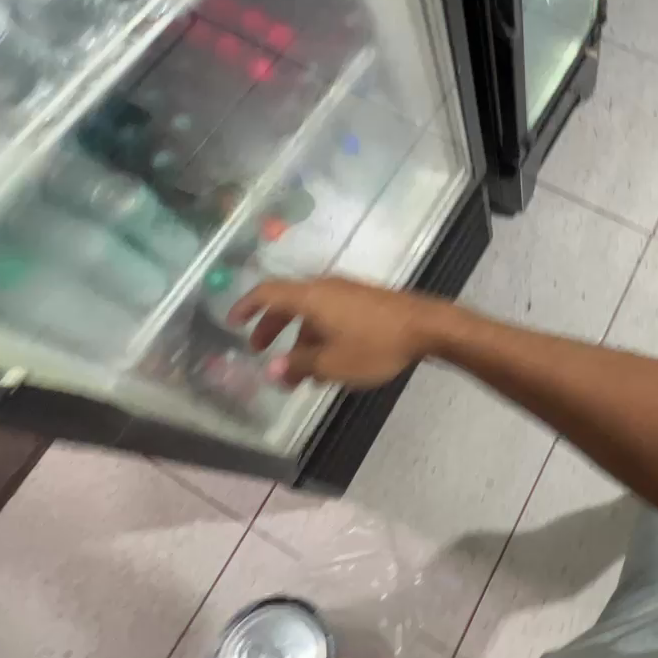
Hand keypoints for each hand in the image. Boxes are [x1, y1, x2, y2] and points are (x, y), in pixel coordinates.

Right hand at [227, 276, 451, 388]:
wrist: (426, 326)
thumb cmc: (374, 344)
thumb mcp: (332, 363)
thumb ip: (299, 365)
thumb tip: (273, 369)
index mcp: (311, 297)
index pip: (268, 292)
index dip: (246, 305)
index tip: (232, 321)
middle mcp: (326, 287)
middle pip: (289, 302)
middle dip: (271, 326)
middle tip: (260, 350)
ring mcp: (348, 292)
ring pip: (312, 311)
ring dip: (299, 337)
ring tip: (299, 370)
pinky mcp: (365, 301)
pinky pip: (331, 313)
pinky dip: (320, 332)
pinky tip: (329, 360)